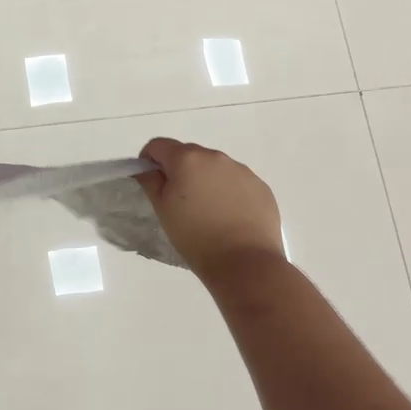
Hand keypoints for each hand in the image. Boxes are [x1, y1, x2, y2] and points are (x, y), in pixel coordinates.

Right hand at [136, 138, 284, 283]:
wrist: (245, 264)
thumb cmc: (195, 236)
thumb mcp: (162, 209)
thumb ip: (150, 181)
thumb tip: (149, 169)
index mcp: (187, 158)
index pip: (158, 145)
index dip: (149, 160)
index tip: (152, 181)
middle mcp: (215, 157)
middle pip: (188, 154)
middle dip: (180, 170)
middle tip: (179, 200)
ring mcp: (242, 171)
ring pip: (214, 168)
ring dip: (205, 180)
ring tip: (208, 211)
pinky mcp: (261, 188)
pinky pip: (237, 182)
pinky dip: (228, 192)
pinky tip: (229, 216)